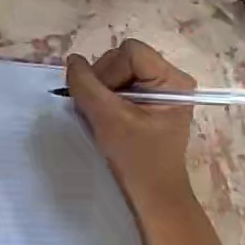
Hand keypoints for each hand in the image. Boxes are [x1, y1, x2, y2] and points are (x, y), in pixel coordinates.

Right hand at [65, 40, 198, 216]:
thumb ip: (86, 85)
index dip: (109, 71)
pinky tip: (106, 117)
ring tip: (104, 116)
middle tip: (102, 111)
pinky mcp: (144, 99)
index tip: (105, 101)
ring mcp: (156, 89)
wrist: (150, 193)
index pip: (130, 52)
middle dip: (103, 82)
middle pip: (121, 58)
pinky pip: (114, 84)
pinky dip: (103, 98)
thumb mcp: (107, 119)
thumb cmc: (136, 158)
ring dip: (100, 91)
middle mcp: (167, 78)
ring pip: (114, 70)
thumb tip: (72, 60)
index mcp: (172, 80)